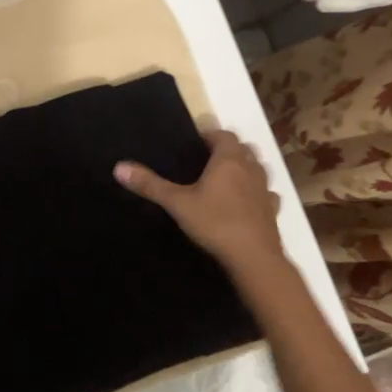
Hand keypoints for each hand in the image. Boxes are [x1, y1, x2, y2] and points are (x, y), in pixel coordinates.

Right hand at [116, 130, 285, 271]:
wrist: (253, 257)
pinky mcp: (272, 210)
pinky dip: (257, 192)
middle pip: (244, 148)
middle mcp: (251, 169)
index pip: (223, 135)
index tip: (197, 140)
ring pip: (258, 168)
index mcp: (228, 160)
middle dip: (229, 148)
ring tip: (228, 176)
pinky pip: (266, 193)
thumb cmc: (214, 223)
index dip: (210, 134)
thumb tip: (119, 167)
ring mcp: (265, 189)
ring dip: (245, 167)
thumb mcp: (177, 203)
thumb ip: (150, 184)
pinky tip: (248, 201)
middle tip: (209, 157)